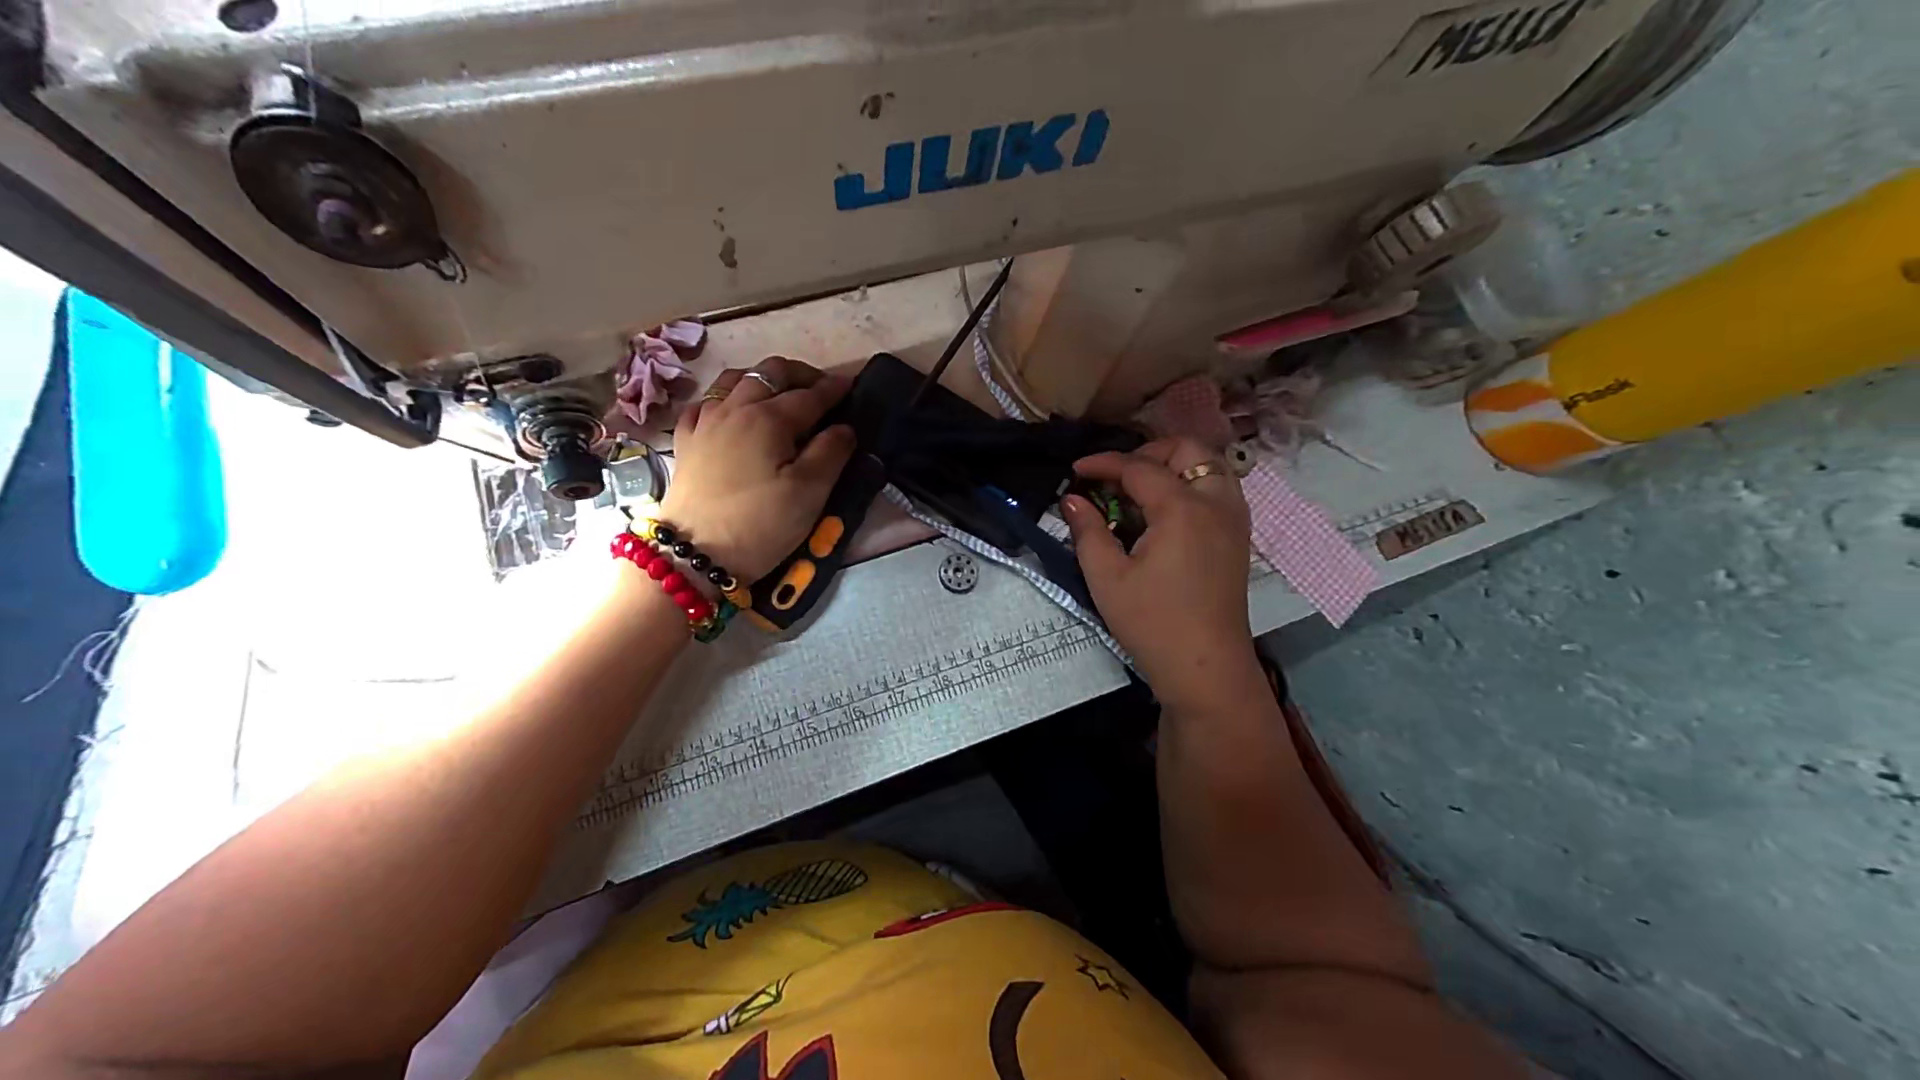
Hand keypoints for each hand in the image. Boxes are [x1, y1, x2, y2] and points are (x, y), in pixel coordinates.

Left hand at [658, 356, 855, 581]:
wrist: (694, 554)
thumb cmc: (760, 524)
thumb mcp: (809, 493)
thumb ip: (831, 453)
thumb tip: (844, 427)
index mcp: (768, 419)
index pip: (809, 395)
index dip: (834, 388)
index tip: (852, 384)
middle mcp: (734, 409)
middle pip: (769, 373)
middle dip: (799, 374)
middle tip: (820, 388)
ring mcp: (705, 423)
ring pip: (733, 380)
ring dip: (761, 379)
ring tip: (778, 393)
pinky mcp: (686, 443)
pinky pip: (704, 404)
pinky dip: (724, 400)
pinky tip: (731, 413)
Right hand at [1060, 438, 1258, 707]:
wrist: (1205, 668)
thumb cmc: (1152, 623)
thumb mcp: (1107, 578)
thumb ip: (1087, 531)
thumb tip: (1072, 499)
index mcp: (1183, 508)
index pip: (1139, 467)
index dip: (1103, 464)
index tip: (1076, 471)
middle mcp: (1216, 502)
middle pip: (1188, 449)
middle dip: (1148, 452)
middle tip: (1116, 478)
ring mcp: (1234, 518)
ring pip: (1210, 465)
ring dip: (1174, 466)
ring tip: (1140, 492)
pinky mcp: (1239, 537)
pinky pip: (1219, 489)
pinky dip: (1192, 484)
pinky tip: (1165, 513)